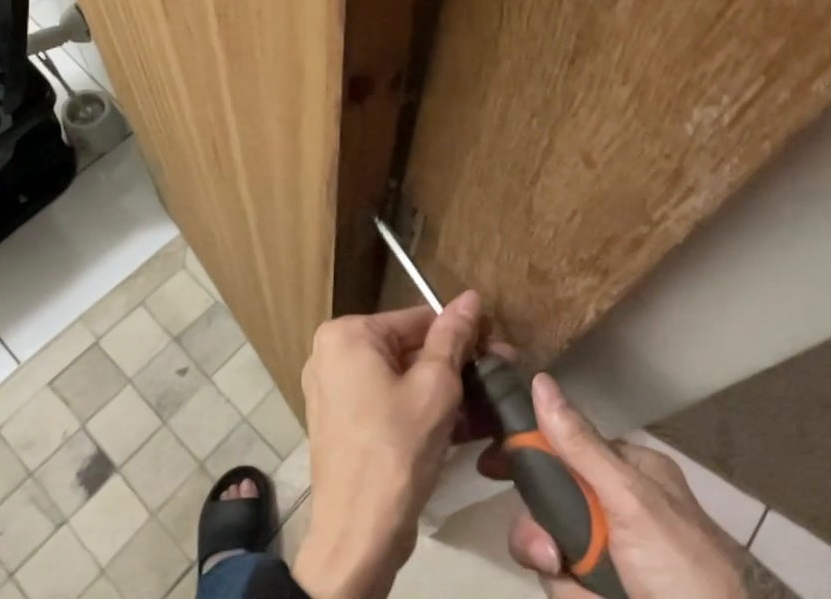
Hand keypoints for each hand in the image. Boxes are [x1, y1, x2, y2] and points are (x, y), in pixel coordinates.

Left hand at [291, 291, 483, 598]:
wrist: (359, 534)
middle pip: (408, 348)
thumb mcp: (436, 386)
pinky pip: (389, 403)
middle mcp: (332, 355)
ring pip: (402, 378)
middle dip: (455, 364)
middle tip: (498, 378)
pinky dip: (421, 411)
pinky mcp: (343, 424)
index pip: (417, 319)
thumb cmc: (397, 448)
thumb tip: (470, 296)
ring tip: (488, 405)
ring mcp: (333, 392)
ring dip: (445, 390)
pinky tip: (463, 426)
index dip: (462, 333)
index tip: (499, 348)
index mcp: (347, 335)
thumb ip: (453, 337)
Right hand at [502, 374, 753, 598]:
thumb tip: (540, 381)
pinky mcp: (595, 588)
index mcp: (629, 472)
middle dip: (540, 530)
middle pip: (546, 500)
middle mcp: (614, 507)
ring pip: (545, 543)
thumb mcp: (632, 499)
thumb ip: (581, 446)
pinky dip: (572, 594)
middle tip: (552, 554)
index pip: (565, 445)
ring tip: (582, 585)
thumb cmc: (679, 565)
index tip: (490, 464)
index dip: (528, 452)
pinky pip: (558, 583)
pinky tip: (592, 598)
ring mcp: (605, 551)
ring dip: (558, 569)